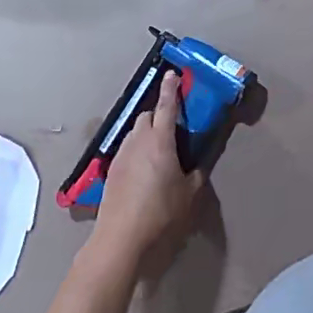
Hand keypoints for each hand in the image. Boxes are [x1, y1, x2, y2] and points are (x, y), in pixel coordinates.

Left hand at [93, 72, 204, 260]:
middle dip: (160, 114)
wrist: (121, 237)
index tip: (173, 74)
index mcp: (160, 140)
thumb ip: (196, 173)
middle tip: (174, 126)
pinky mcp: (113, 169)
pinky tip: (145, 170)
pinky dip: (138, 149)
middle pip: (148, 115)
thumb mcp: (190, 194)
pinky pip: (128, 149)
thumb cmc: (161, 213)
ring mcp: (122, 154)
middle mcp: (138, 140)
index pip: (166, 105)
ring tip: (160, 150)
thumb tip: (199, 163)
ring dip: (148, 132)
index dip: (171, 88)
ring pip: (136, 132)